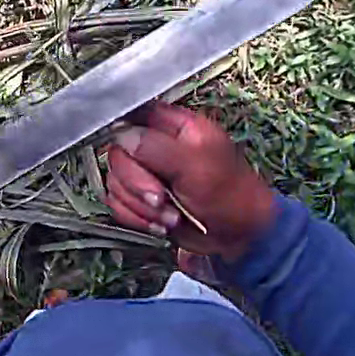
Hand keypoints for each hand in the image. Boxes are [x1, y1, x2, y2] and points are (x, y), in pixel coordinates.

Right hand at [103, 102, 277, 261]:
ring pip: (115, 181)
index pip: (133, 116)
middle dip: (136, 183)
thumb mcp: (197, 167)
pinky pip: (117, 203)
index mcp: (176, 127)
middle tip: (160, 198)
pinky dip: (136, 218)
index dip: (125, 134)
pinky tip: (160, 224)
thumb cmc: (231, 198)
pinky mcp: (141, 199)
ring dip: (139, 205)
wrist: (239, 239)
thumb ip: (156, 147)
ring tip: (170, 216)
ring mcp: (148, 174)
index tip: (133, 157)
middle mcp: (157, 146)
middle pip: (118, 154)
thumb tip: (122, 136)